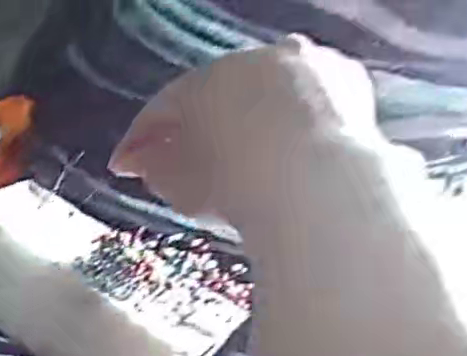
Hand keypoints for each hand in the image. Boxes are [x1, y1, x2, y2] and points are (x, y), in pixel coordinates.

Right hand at [111, 36, 381, 226]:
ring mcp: (308, 61)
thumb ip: (148, 163)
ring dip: (232, 116)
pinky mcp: (345, 75)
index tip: (121, 168)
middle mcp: (257, 58)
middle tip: (167, 158)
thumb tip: (137, 156)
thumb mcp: (171, 181)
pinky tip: (263, 144)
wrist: (317, 185)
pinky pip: (294, 93)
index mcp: (205, 81)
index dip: (133, 141)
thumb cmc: (229, 183)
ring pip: (255, 89)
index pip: (155, 109)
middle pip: (208, 92)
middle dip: (186, 124)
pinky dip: (274, 114)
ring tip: (218, 151)